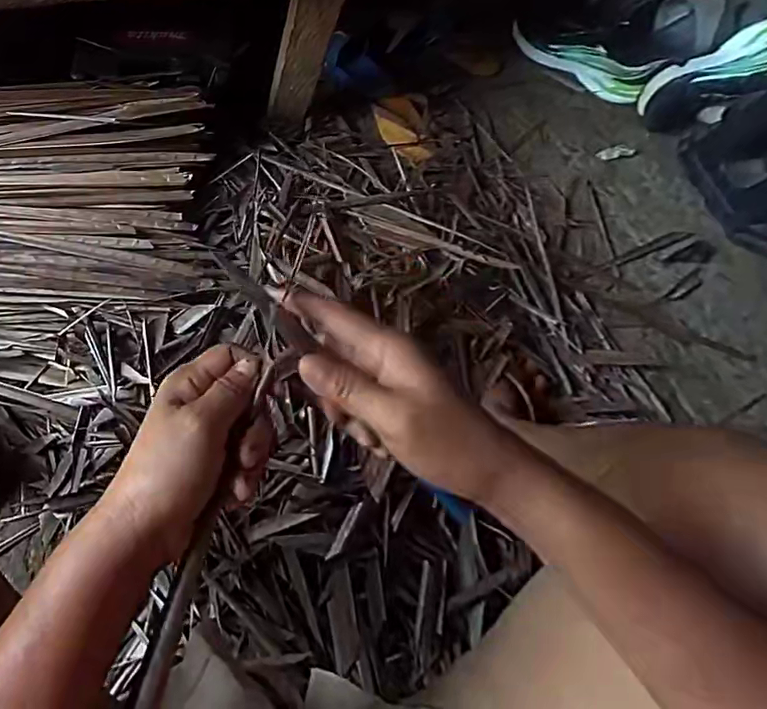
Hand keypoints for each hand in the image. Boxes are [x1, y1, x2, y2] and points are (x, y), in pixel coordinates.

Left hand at [99, 344, 275, 565]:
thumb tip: (253, 362)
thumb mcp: (202, 422)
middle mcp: (198, 406)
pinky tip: (231, 491)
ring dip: (251, 459)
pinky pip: (244, 463)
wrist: (146, 529)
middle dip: (256, 429)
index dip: (256, 374)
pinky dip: (244, 479)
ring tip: (235, 475)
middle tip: (243, 449)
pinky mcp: (213, 465)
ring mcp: (206, 436)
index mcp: (189, 384)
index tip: (268, 398)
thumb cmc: (161, 474)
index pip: (232, 358)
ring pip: (250, 434)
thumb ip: (231, 390)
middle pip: (249, 399)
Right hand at [280, 290, 528, 501]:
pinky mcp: (389, 395)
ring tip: (369, 434)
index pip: (336, 315)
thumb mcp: (391, 417)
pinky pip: (353, 398)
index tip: (273, 292)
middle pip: (331, 351)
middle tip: (343, 415)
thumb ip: (345, 387)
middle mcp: (385, 354)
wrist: (493, 474)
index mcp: (387, 347)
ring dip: (342, 407)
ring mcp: (387, 374)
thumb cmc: (448, 442)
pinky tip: (377, 440)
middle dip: (326, 384)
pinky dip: (356, 419)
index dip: (303, 303)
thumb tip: (304, 361)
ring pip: (338, 379)